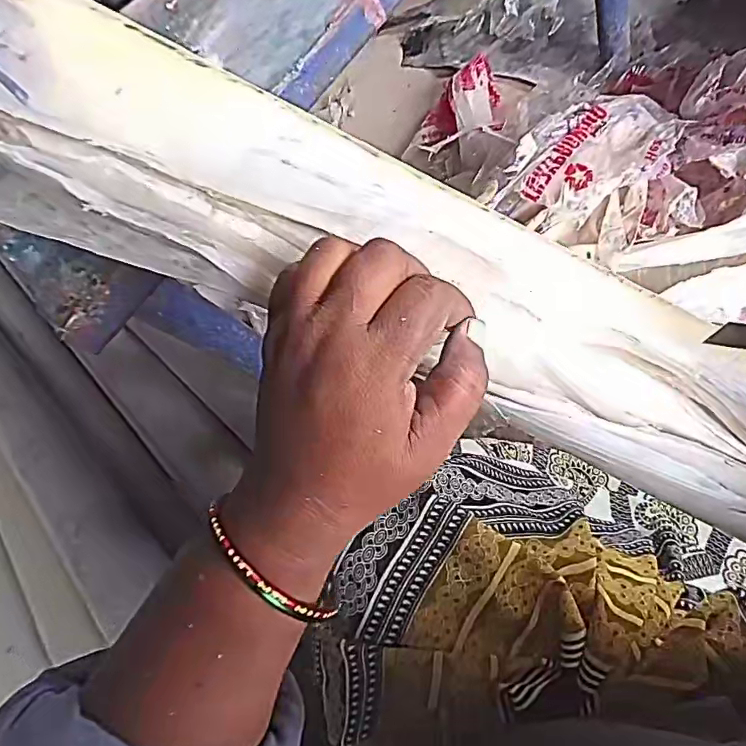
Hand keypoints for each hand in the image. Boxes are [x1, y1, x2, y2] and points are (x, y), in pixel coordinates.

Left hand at [224, 237, 488, 567]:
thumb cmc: (363, 477)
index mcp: (372, 363)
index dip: (455, 305)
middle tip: (424, 313)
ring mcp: (297, 326)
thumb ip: (463, 384)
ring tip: (384, 299)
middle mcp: (330, 333)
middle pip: (384, 257)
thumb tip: (468, 335)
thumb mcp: (432, 446)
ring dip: (369, 265)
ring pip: (337, 250)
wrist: (298, 495)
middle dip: (418, 277)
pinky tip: (344, 300)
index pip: (427, 294)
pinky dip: (325, 272)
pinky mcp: (277, 328)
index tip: (455, 326)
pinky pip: (298, 271)